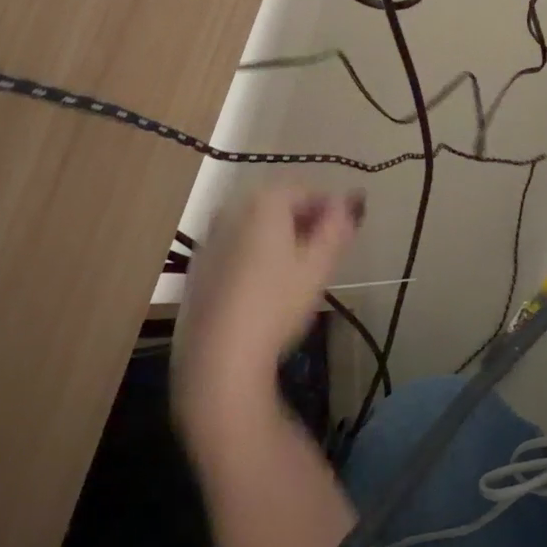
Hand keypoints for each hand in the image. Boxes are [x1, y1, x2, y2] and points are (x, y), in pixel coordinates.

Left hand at [172, 187, 364, 434]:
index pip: (305, 190)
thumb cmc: (276, 305)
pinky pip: (235, 249)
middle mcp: (232, 210)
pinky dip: (254, 256)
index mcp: (263, 203)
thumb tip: (349, 199)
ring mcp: (209, 239)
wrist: (219, 356)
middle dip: (304, 222)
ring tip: (298, 271)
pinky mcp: (197, 268)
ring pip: (254, 228)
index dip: (329, 207)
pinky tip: (266, 288)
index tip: (345, 232)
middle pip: (277, 206)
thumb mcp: (318, 266)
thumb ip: (337, 226)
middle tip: (325, 252)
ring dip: (279, 239)